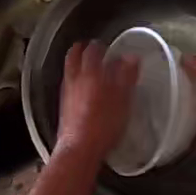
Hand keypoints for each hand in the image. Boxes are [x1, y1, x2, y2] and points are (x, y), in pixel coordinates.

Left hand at [53, 40, 138, 161]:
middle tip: (89, 48)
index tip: (106, 45)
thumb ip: (127, 76)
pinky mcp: (63, 106)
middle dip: (81, 49)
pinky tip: (80, 88)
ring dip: (75, 62)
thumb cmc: (103, 124)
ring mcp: (66, 92)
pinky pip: (67, 84)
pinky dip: (73, 79)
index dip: (99, 46)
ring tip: (85, 65)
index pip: (92, 51)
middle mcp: (75, 79)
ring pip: (69, 69)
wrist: (79, 148)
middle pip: (74, 56)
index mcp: (90, 74)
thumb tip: (132, 57)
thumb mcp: (123, 99)